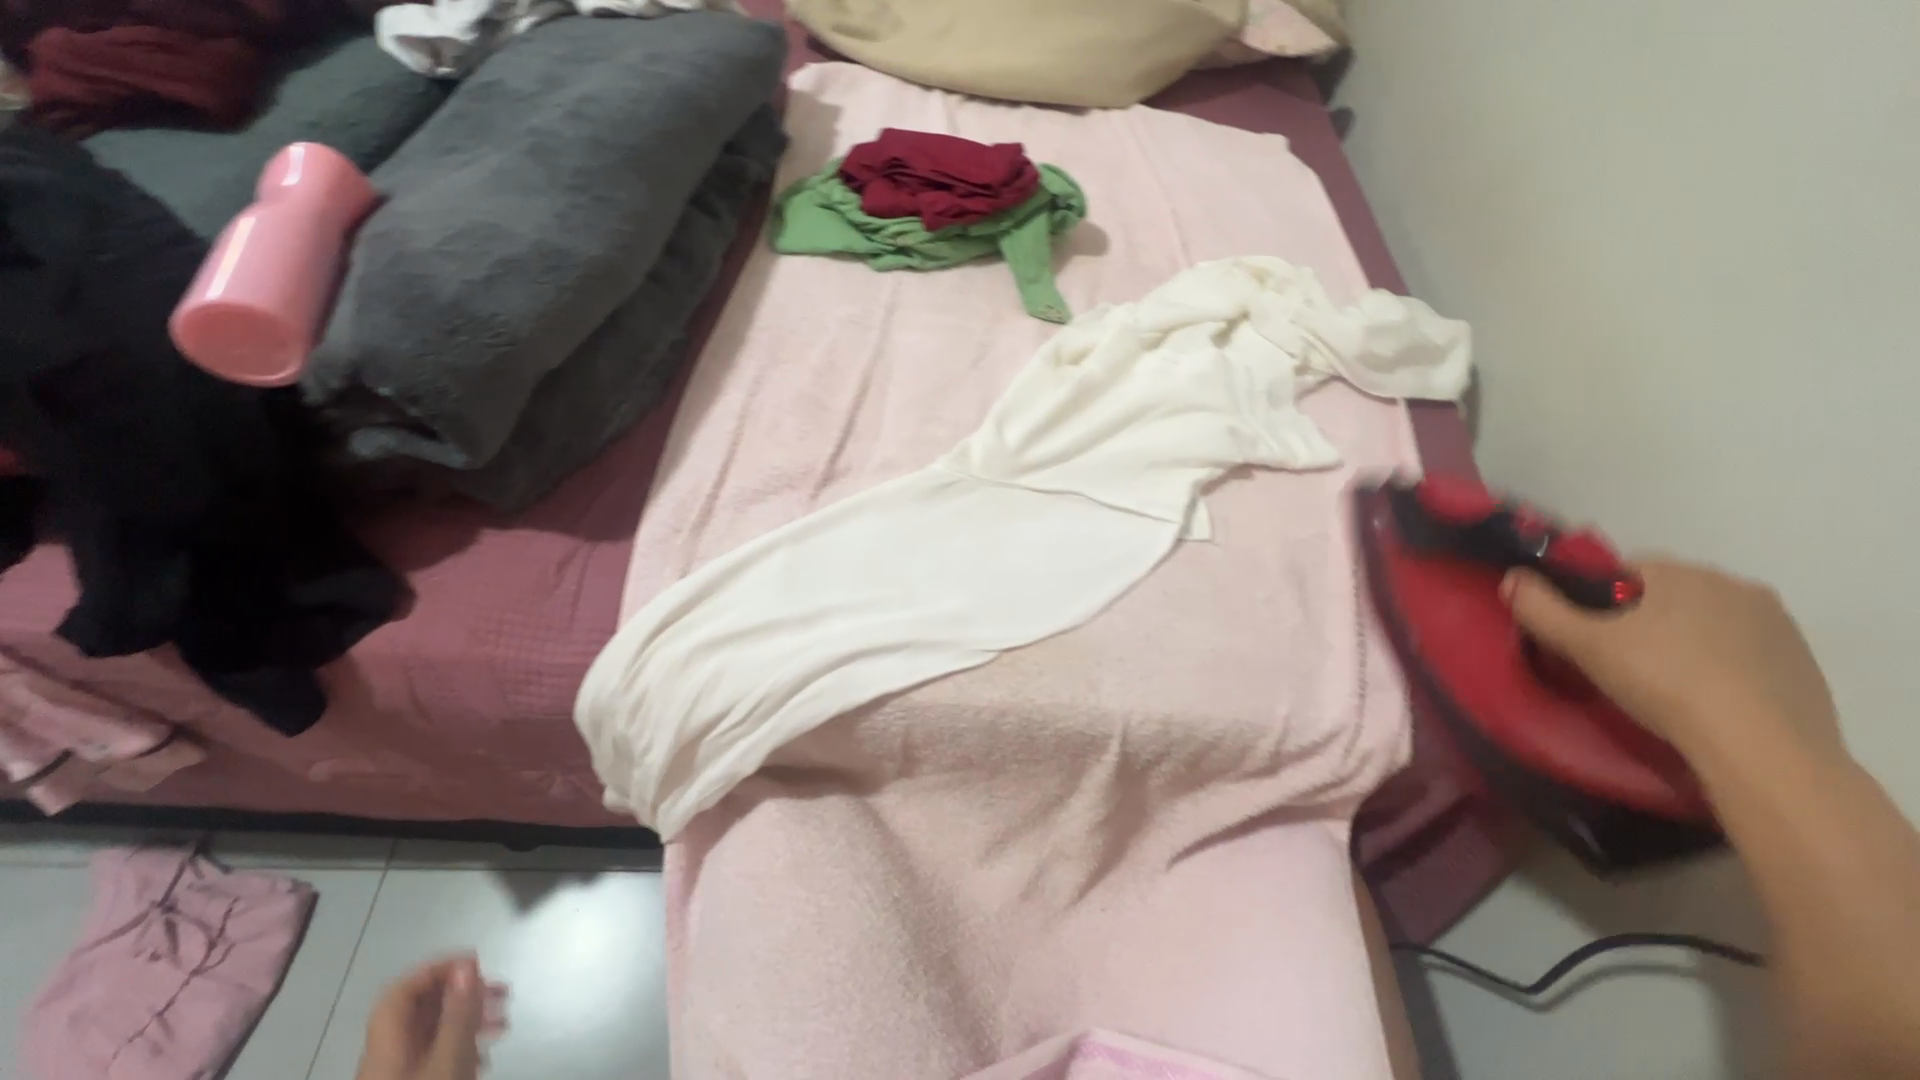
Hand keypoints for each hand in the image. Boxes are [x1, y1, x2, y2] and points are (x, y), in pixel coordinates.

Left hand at [355, 955, 507, 1079]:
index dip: (435, 970)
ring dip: (468, 1019)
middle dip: (461, 994)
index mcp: (386, 1047)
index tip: (475, 964)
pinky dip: (463, 1045)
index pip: (401, 992)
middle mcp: (386, 1058)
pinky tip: (487, 1056)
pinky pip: (435, 1056)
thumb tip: (466, 966)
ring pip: (430, 1033)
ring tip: (504, 1021)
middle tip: (500, 992)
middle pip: (418, 1011)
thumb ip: (458, 1014)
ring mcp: (399, 1077)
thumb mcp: (449, 1062)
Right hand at [1503, 558, 1842, 762]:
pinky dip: (1723, 665)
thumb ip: (1541, 609)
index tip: (1590, 636)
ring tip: (1666, 686)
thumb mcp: (1586, 646)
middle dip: (1643, 619)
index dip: (1598, 600)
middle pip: (1667, 594)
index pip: (1624, 569)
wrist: (1762, 747)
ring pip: (1708, 621)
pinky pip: (1745, 650)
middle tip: (1621, 663)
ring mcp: (1776, 622)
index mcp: (1682, 572)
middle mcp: (1734, 584)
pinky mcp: (1802, 660)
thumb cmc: (1665, 683)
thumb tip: (1512, 578)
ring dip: (1685, 640)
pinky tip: (1709, 699)